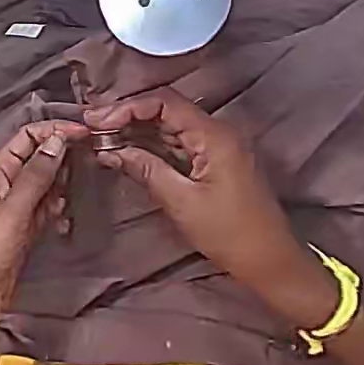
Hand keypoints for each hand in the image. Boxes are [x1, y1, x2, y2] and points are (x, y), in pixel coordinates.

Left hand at [0, 119, 87, 364]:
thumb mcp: (10, 212)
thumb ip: (36, 175)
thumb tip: (58, 141)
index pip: (29, 135)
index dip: (57, 130)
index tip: (87, 133)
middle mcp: (4, 184)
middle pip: (40, 156)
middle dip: (64, 155)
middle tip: (92, 159)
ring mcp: (14, 208)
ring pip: (46, 183)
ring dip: (63, 185)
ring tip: (79, 190)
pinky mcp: (22, 231)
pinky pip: (46, 209)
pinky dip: (57, 210)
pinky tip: (64, 218)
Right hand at [86, 91, 314, 291]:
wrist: (271, 261)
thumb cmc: (230, 233)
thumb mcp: (182, 202)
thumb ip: (146, 169)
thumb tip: (112, 151)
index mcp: (214, 135)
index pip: (164, 103)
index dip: (127, 107)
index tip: (97, 121)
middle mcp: (217, 132)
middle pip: (166, 110)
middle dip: (127, 116)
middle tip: (92, 126)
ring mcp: (217, 146)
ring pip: (170, 127)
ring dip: (137, 131)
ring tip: (103, 138)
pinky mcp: (215, 161)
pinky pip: (179, 144)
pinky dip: (152, 146)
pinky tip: (127, 151)